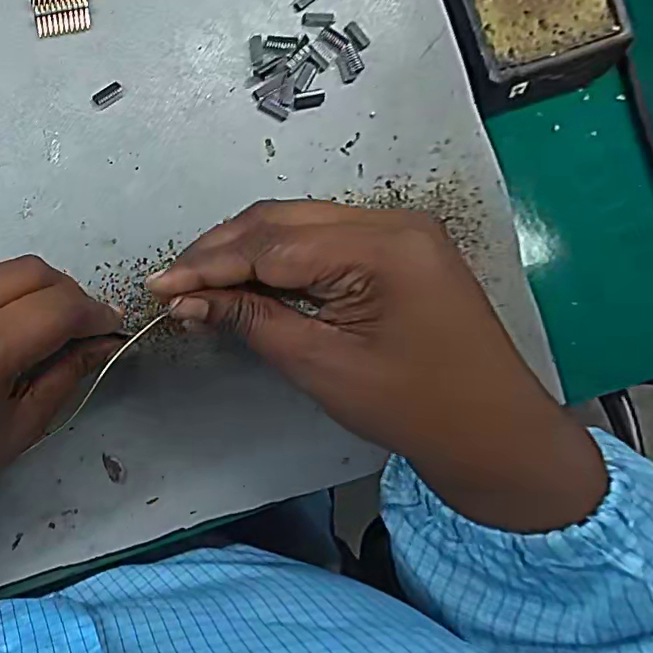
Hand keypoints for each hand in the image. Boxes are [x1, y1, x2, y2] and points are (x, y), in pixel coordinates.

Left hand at [0, 253, 123, 580]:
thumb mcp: (18, 428)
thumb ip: (64, 375)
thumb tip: (101, 342)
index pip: (58, 308)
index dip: (94, 314)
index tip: (109, 327)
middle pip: (32, 272)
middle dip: (68, 294)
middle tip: (77, 325)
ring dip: (28, 286)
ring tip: (31, 320)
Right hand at [148, 200, 604, 532]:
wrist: (493, 431)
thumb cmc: (409, 406)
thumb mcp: (318, 363)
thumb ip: (250, 318)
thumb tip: (185, 298)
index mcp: (380, 247)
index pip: (269, 244)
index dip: (207, 265)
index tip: (159, 287)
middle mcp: (388, 221)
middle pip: (278, 221)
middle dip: (217, 251)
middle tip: (172, 284)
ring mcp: (394, 230)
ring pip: (293, 224)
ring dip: (240, 250)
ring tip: (197, 283)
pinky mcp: (392, 247)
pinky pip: (316, 239)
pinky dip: (272, 257)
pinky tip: (243, 279)